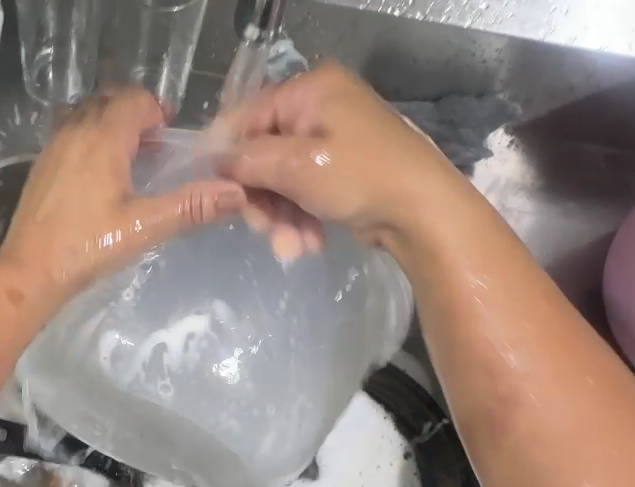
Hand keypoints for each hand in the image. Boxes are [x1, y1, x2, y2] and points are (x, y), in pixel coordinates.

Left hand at [0, 88, 244, 305]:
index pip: (138, 100)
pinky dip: (90, 144)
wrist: (29, 271)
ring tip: (129, 166)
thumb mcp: (143, 227)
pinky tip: (98, 183)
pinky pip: (71, 136)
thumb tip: (236, 193)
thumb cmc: (87, 246)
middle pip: (113, 102)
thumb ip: (189, 206)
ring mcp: (54, 146)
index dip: (159, 114)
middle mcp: (77, 129)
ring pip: (89, 117)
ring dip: (112, 129)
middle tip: (154, 153)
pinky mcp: (41, 166)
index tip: (170, 143)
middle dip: (137, 118)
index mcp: (105, 136)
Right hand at [215, 64, 470, 256]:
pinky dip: (298, 220)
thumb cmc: (360, 177)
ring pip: (280, 182)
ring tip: (291, 248)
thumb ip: (250, 160)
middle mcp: (318, 109)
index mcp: (310, 91)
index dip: (228, 155)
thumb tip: (214, 160)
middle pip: (262, 155)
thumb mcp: (297, 166)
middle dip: (261, 199)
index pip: (247, 116)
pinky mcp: (337, 173)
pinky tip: (307, 243)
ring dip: (279, 219)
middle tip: (263, 230)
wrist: (420, 212)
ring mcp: (329, 142)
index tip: (219, 193)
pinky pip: (300, 194)